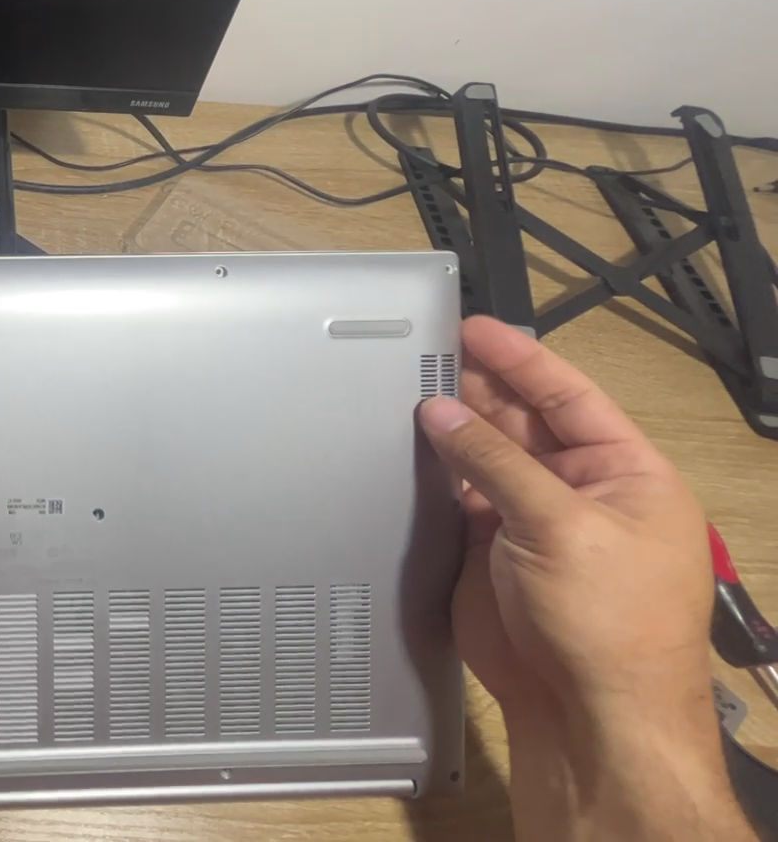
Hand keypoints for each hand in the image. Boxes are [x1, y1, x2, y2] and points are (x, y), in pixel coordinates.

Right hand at [418, 316, 749, 840]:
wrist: (580, 701)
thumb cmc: (607, 618)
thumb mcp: (561, 525)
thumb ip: (496, 462)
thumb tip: (439, 410)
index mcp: (624, 474)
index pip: (568, 398)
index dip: (521, 359)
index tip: (472, 327)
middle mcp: (576, 485)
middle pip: (520, 418)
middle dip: (477, 384)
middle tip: (423, 349)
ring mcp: (528, 511)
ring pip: (481, 449)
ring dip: (449, 421)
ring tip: (405, 385)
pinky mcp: (486, 535)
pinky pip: (456, 483)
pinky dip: (431, 460)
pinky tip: (404, 438)